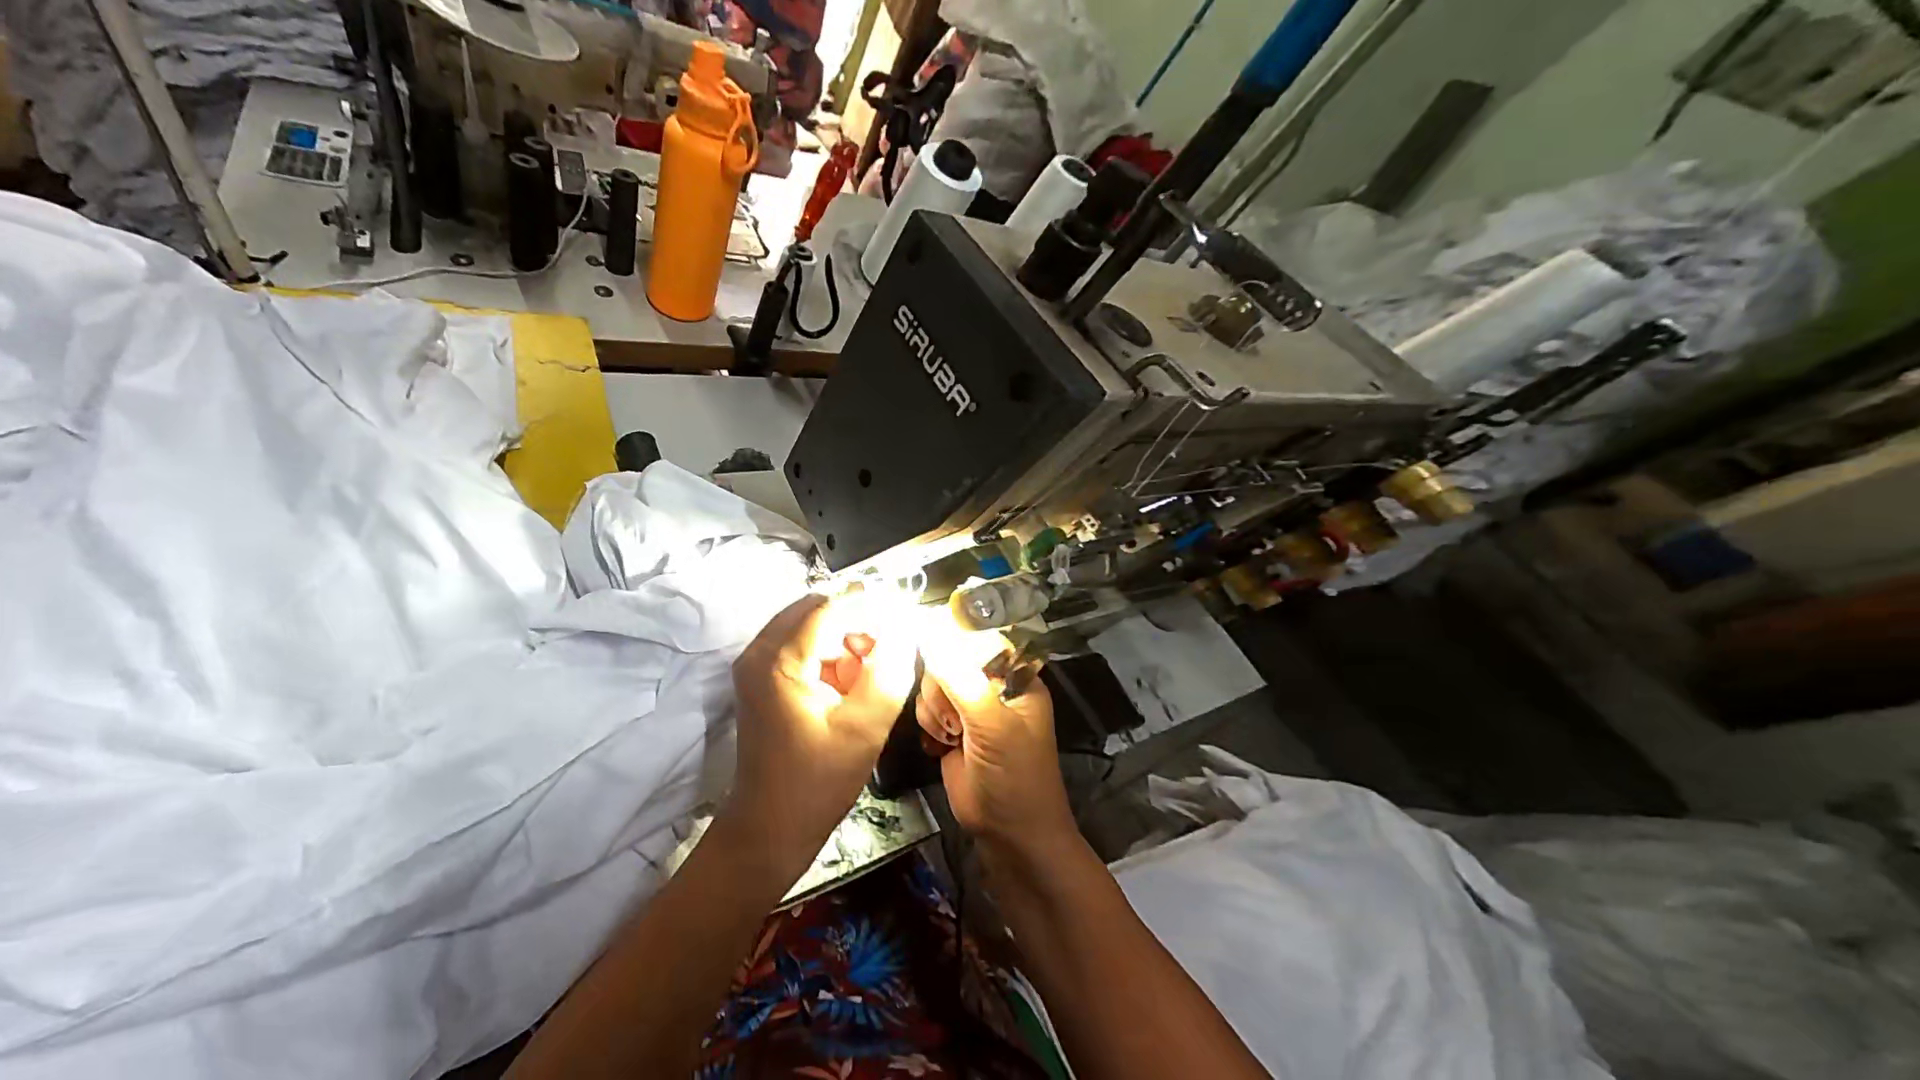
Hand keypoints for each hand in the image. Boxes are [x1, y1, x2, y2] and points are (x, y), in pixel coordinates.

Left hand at [727, 593, 915, 874]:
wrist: (771, 829)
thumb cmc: (818, 781)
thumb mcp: (866, 725)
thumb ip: (890, 669)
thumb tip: (906, 626)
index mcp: (779, 660)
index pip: (831, 605)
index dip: (872, 603)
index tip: (907, 614)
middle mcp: (759, 651)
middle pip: (818, 610)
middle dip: (858, 622)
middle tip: (890, 650)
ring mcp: (756, 665)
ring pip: (811, 627)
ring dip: (845, 640)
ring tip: (871, 676)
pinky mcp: (762, 680)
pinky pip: (802, 648)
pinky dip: (830, 657)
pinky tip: (851, 687)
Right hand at [916, 629, 1077, 861]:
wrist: (1009, 836)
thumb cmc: (1015, 777)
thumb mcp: (992, 725)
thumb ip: (959, 678)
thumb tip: (928, 634)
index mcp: (1016, 676)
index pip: (980, 637)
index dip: (955, 638)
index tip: (930, 640)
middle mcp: (992, 686)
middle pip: (948, 658)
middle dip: (944, 688)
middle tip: (957, 719)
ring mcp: (970, 708)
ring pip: (932, 684)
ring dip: (935, 711)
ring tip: (953, 737)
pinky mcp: (950, 730)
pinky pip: (925, 709)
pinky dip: (928, 726)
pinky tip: (940, 746)